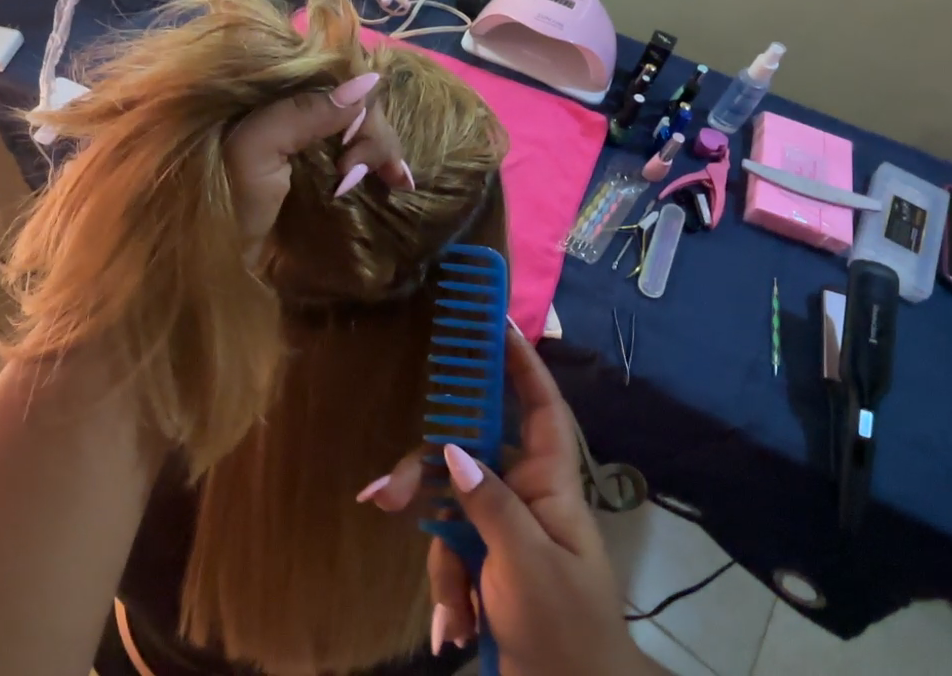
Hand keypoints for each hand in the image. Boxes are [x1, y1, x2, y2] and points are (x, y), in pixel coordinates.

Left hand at [221, 72, 414, 253]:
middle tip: (387, 176)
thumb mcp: (256, 147)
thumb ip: (303, 112)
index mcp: (271, 94)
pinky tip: (395, 180)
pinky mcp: (312, 172)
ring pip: (359, 131)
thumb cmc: (226, 197)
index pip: (335, 82)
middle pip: (352, 107)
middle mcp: (289, 110)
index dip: (363, 110)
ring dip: (379, 153)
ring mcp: (302, 142)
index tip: (365, 152)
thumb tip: (368, 83)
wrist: (207, 256)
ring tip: (392, 183)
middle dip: (375, 138)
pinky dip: (375, 165)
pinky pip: (354, 156)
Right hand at [424, 327, 657, 674]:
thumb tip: (451, 449)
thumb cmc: (566, 628)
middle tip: (385, 496)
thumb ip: (488, 503)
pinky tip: (455, 629)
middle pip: (466, 456)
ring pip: (448, 510)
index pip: (540, 406)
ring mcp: (501, 529)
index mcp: (550, 484)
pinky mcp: (483, 560)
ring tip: (454, 616)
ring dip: (443, 562)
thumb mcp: (527, 565)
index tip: (495, 322)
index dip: (522, 362)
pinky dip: (446, 589)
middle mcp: (523, 495)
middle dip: (428, 479)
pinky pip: (448, 551)